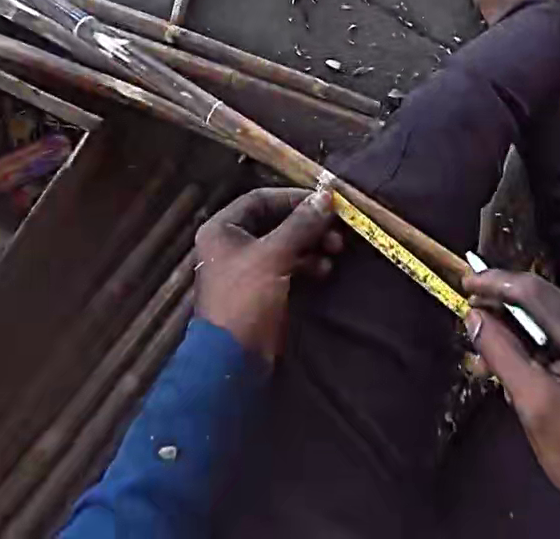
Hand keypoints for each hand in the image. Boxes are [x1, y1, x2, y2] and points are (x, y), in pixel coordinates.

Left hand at [193, 187, 342, 364]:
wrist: (232, 363)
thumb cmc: (246, 299)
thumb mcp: (274, 256)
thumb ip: (300, 225)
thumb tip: (325, 196)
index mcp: (222, 228)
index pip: (260, 199)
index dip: (293, 198)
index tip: (324, 202)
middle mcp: (231, 243)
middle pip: (275, 222)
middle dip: (307, 225)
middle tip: (336, 230)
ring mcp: (246, 268)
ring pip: (284, 245)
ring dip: (311, 245)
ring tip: (336, 250)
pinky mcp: (261, 290)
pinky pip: (286, 266)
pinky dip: (306, 264)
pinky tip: (325, 269)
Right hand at [462, 269, 559, 532]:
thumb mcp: (532, 401)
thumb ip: (499, 350)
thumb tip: (472, 314)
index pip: (533, 291)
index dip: (495, 282)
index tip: (464, 283)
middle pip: (539, 298)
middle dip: (501, 305)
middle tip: (469, 317)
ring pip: (543, 315)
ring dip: (511, 325)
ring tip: (484, 348)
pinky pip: (553, 333)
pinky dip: (527, 340)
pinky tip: (507, 359)